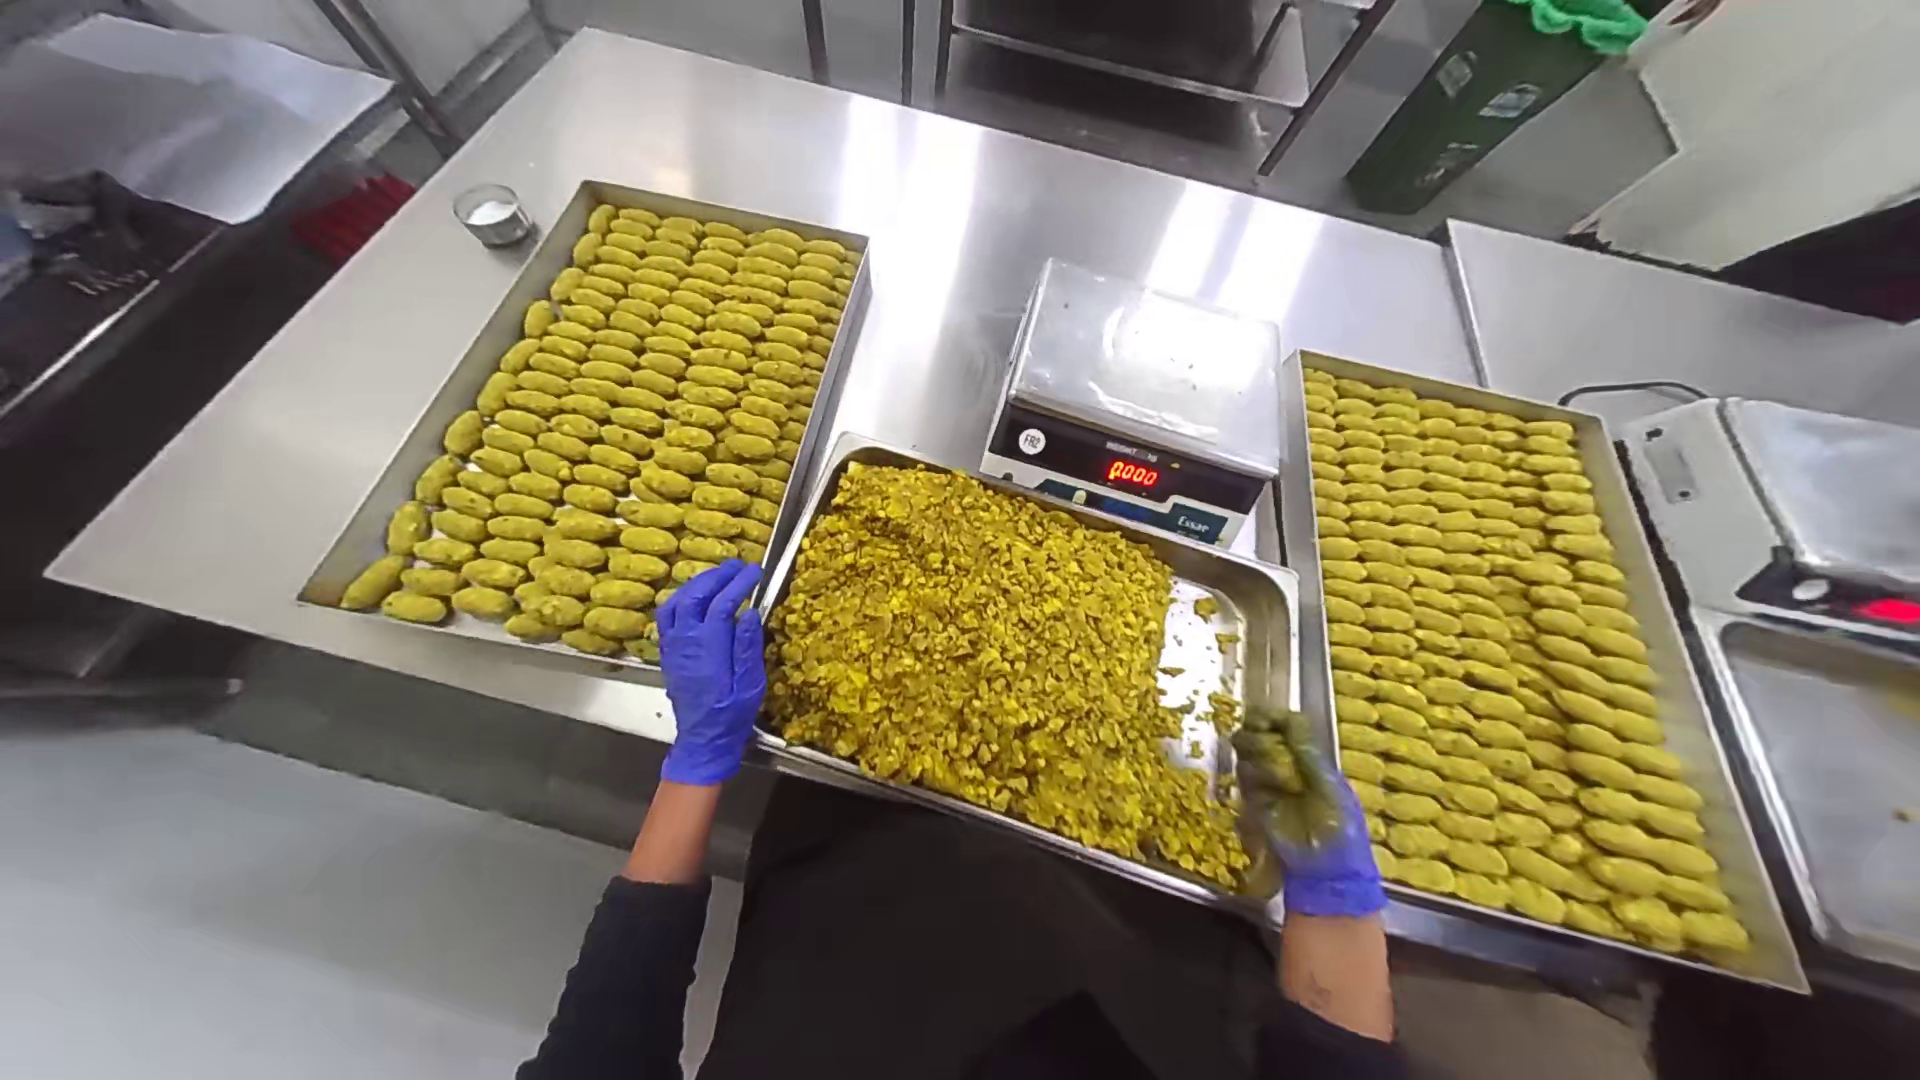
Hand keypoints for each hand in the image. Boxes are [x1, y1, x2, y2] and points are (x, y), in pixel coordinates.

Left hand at [657, 559, 765, 786]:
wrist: (703, 737)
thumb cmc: (733, 713)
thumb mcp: (750, 683)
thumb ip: (748, 647)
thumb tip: (751, 612)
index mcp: (709, 650)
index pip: (722, 604)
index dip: (739, 584)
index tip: (756, 572)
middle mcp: (686, 643)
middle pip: (696, 596)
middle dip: (718, 576)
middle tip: (738, 565)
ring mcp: (673, 646)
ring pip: (678, 603)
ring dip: (698, 583)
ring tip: (719, 574)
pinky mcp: (668, 651)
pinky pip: (668, 616)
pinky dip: (682, 597)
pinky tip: (696, 594)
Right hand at [1234, 711, 1385, 918]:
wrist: (1326, 871)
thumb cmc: (1339, 828)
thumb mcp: (1331, 788)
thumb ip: (1308, 755)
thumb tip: (1290, 719)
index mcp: (1310, 758)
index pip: (1287, 725)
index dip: (1274, 717)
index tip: (1263, 716)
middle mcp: (1286, 762)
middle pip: (1261, 731)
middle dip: (1259, 729)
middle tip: (1259, 732)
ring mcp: (1267, 778)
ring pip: (1248, 749)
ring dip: (1257, 751)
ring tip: (1276, 771)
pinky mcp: (1253, 796)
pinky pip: (1244, 772)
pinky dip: (1252, 772)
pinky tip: (1266, 784)